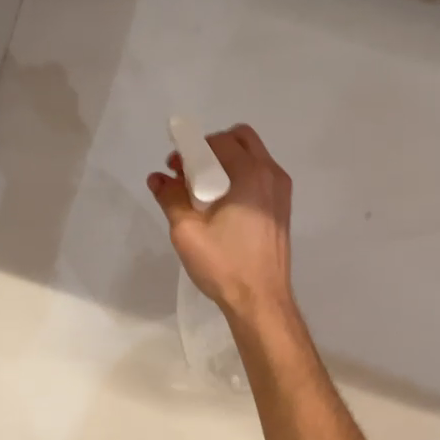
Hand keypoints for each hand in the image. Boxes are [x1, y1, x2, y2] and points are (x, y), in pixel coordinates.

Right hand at [147, 123, 295, 320]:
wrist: (260, 299)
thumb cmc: (223, 264)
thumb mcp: (187, 232)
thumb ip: (170, 198)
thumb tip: (157, 178)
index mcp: (250, 174)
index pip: (220, 141)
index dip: (192, 148)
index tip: (174, 168)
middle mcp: (271, 174)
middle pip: (241, 140)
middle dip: (212, 149)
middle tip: (189, 173)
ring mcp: (280, 191)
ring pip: (253, 157)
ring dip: (226, 164)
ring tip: (203, 193)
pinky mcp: (282, 208)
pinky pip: (260, 177)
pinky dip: (239, 179)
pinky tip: (222, 207)